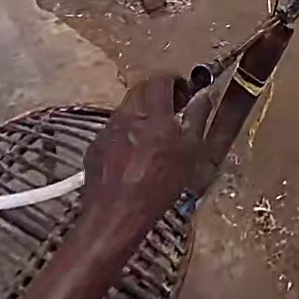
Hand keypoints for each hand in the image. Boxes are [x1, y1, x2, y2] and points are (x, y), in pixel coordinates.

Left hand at [81, 75, 213, 233]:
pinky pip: (113, 128)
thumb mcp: (189, 156)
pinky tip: (132, 154)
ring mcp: (108, 129)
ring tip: (151, 136)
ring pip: (126, 108)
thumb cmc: (158, 188)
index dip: (173, 82)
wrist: (116, 218)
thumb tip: (203, 96)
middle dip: (156, 94)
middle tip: (169, 110)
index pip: (161, 81)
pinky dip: (125, 132)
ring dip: (141, 113)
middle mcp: (129, 116)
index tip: (182, 92)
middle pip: (141, 90)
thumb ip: (196, 120)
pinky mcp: (95, 144)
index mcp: (154, 117)